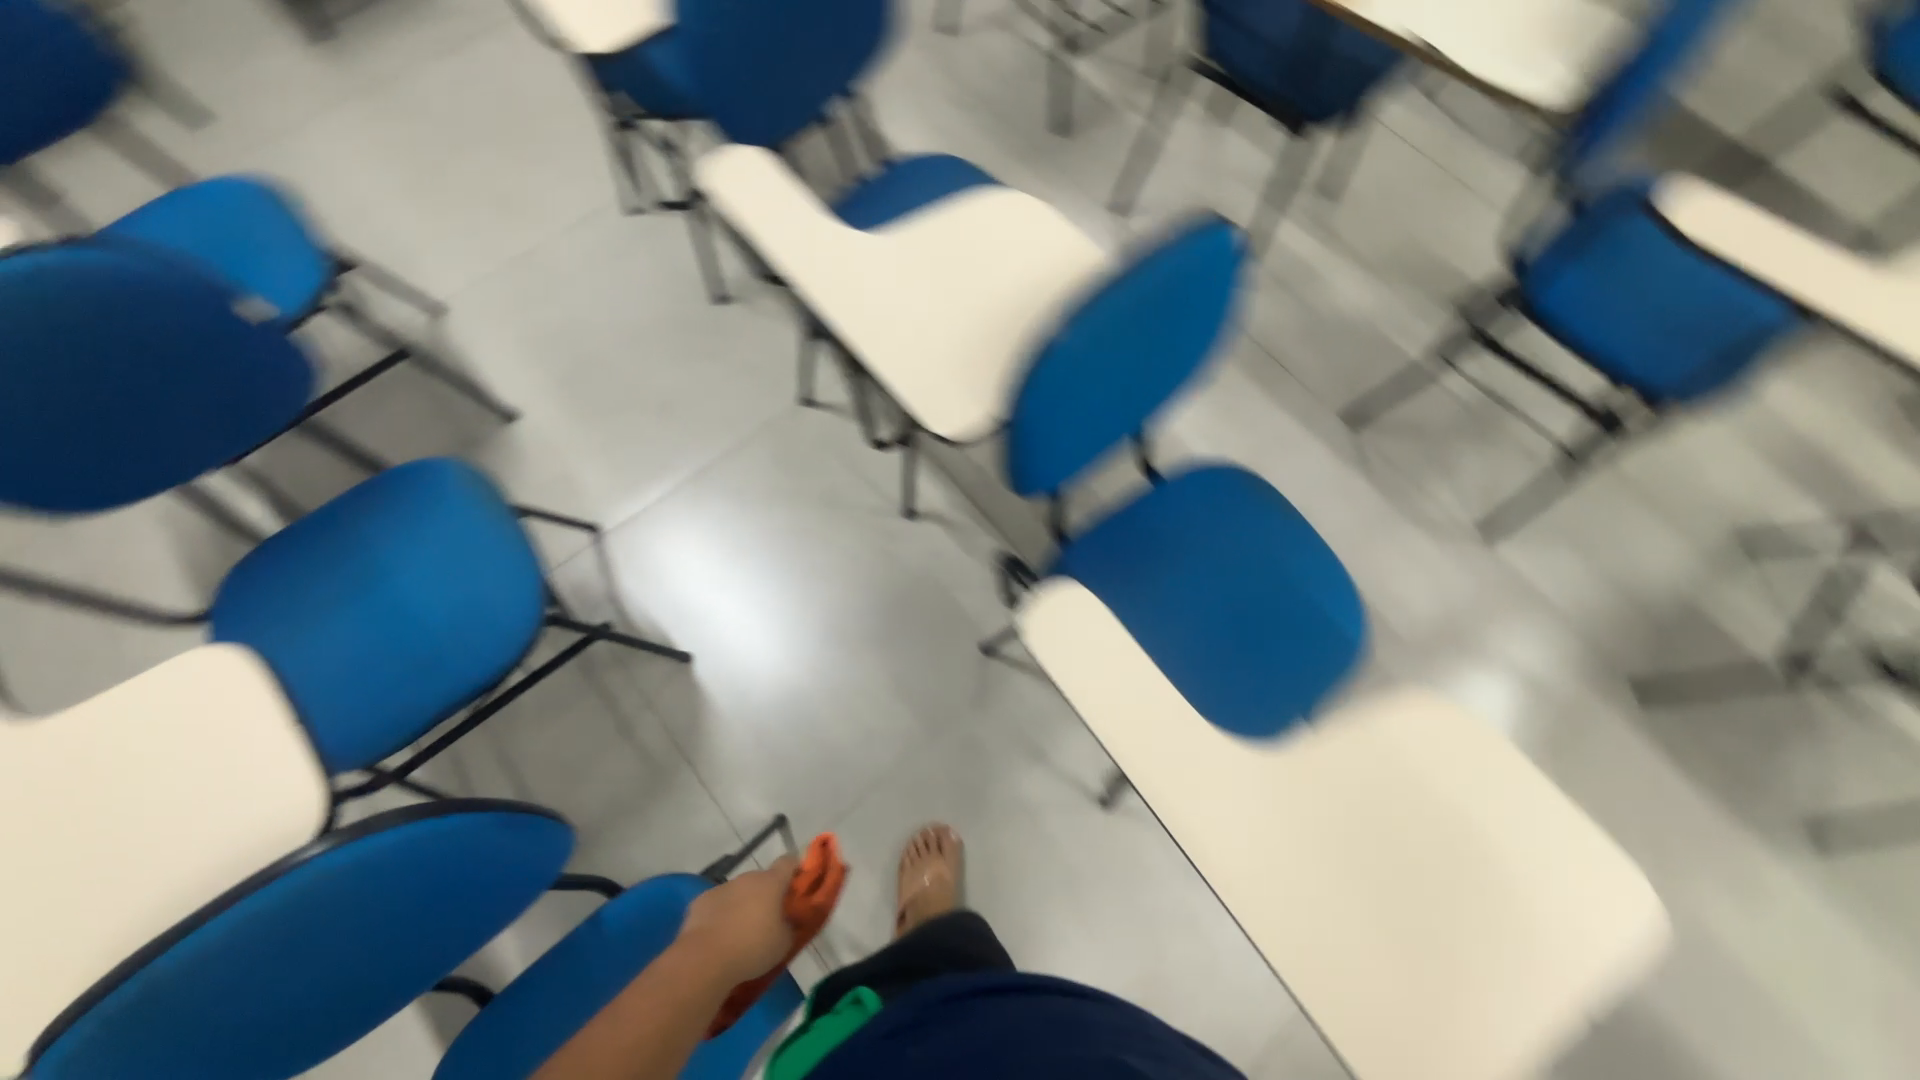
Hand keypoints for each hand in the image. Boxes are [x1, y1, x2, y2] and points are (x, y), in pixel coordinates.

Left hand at [675, 856, 798, 983]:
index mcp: (771, 882)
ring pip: (738, 892)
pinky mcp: (700, 901)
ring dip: (743, 904)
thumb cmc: (752, 948)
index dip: (795, 870)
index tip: (797, 885)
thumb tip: (788, 920)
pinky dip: (721, 914)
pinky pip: (717, 904)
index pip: (788, 862)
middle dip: (766, 895)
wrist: (704, 960)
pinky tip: (718, 936)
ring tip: (741, 932)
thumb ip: (790, 925)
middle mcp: (746, 878)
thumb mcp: (784, 943)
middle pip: (761, 879)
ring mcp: (721, 888)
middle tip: (768, 919)